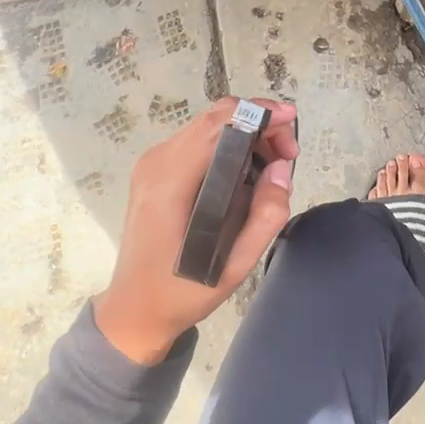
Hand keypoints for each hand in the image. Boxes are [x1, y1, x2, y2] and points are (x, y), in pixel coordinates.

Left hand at [93, 97, 299, 363]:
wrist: (133, 311)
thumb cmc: (181, 292)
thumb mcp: (234, 265)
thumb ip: (265, 216)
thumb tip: (281, 169)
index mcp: (170, 182)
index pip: (218, 122)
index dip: (259, 112)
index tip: (292, 120)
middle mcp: (158, 162)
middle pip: (216, 118)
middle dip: (260, 124)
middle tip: (288, 155)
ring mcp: (154, 164)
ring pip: (210, 126)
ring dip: (248, 135)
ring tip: (274, 166)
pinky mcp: (157, 170)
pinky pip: (201, 141)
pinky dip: (231, 145)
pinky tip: (248, 171)